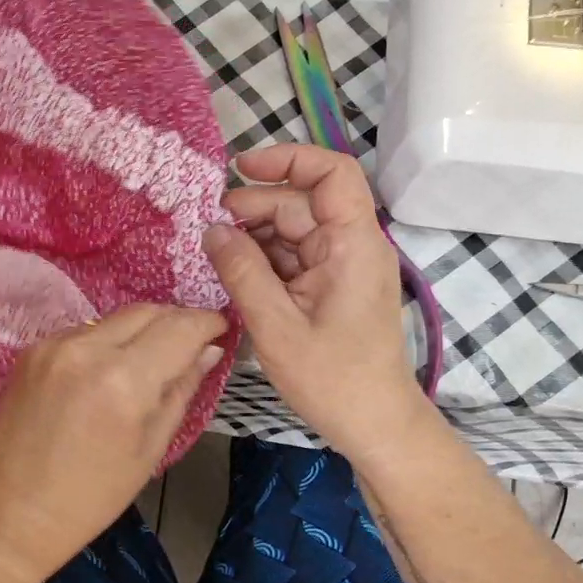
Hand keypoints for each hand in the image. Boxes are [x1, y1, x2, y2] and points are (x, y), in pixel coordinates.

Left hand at [0, 304, 228, 582]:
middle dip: (177, 321)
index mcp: (124, 381)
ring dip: (142, 329)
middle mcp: (87, 349)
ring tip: (156, 358)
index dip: (208, 322)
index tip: (223, 328)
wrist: (8, 511)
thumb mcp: (149, 451)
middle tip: (195, 343)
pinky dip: (107, 341)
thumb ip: (181, 391)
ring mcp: (54, 344)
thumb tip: (208, 351)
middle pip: (147, 310)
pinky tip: (111, 369)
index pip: (180, 327)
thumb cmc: (88, 498)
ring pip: (114, 318)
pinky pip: (84, 331)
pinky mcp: (32, 350)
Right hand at [203, 143, 426, 450]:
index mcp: (353, 244)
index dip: (288, 159)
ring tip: (214, 253)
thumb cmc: (331, 377)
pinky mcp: (331, 288)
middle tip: (208, 227)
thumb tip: (211, 229)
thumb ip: (242, 272)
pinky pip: (294, 259)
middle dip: (254, 207)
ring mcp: (342, 267)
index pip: (332, 173)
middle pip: (302, 203)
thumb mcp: (276, 325)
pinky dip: (263, 261)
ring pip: (293, 232)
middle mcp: (352, 246)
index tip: (240, 168)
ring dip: (254, 236)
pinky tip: (232, 272)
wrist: (374, 423)